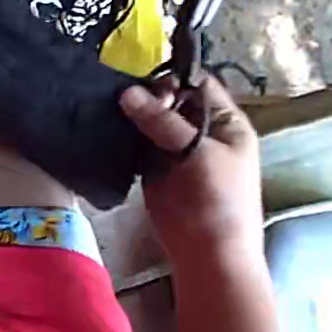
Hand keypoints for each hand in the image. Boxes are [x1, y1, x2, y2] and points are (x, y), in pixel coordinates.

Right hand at [118, 76, 265, 263]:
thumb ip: (163, 122)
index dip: (174, 80)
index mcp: (224, 122)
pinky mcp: (151, 167)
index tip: (146, 85)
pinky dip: (122, 136)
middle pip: (170, 99)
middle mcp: (199, 131)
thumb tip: (126, 93)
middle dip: (147, 97)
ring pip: (149, 120)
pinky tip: (107, 128)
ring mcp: (173, 149)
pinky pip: (135, 143)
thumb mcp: (199, 153)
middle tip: (125, 103)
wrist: (207, 252)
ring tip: (109, 111)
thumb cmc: (219, 199)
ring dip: (131, 115)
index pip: (198, 85)